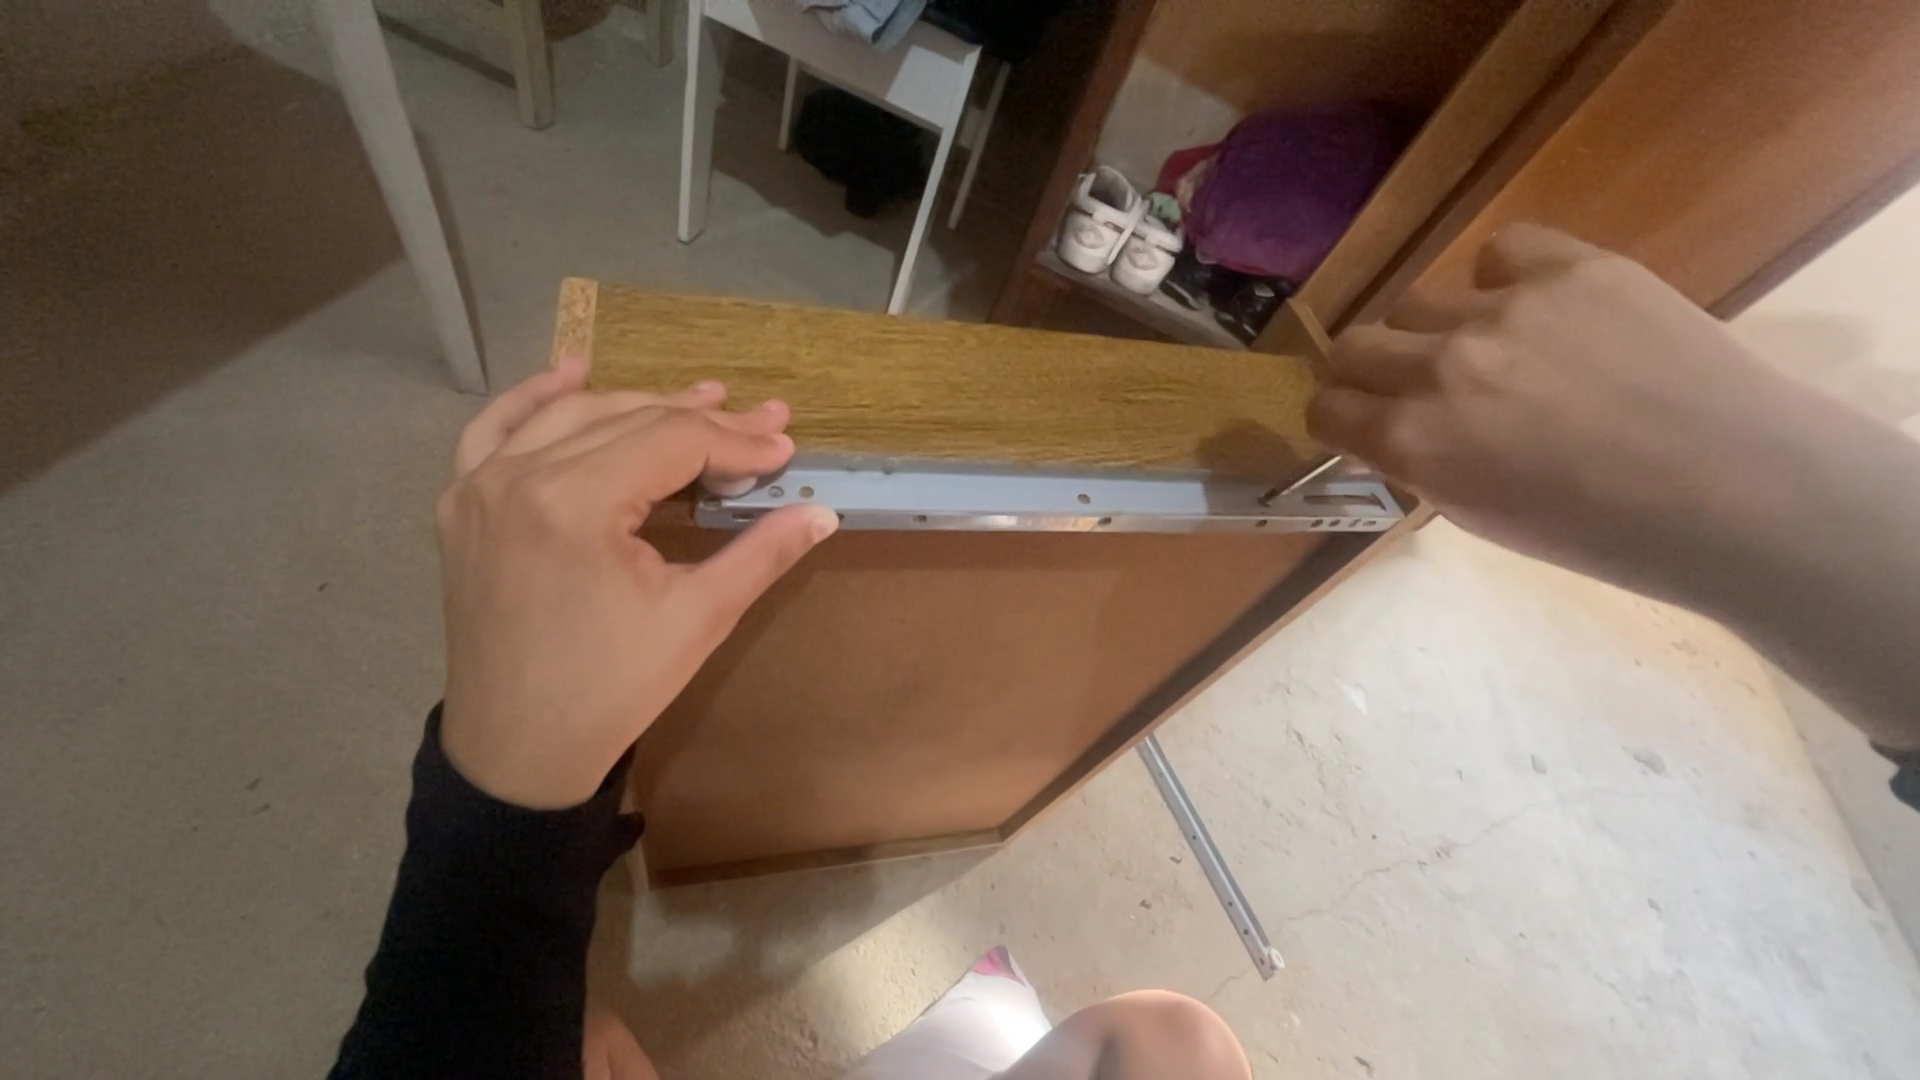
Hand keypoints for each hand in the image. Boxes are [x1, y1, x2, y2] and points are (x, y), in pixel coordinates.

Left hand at [436, 358, 838, 808]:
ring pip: (573, 415)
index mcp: (576, 503)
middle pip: (629, 419)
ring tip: (702, 398)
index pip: (673, 441)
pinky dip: (536, 398)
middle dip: (704, 419)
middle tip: (764, 419)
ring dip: (640, 404)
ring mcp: (479, 486)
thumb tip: (824, 512)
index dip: (737, 441)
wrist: (517, 748)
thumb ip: (763, 553)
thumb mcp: (700, 618)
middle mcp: (519, 476)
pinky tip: (573, 373)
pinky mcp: (462, 504)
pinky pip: (494, 429)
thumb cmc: (614, 687)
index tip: (785, 445)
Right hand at [1308, 224, 1820, 606]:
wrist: (1733, 489)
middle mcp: (1438, 369)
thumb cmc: (1590, 528)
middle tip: (1411, 387)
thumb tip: (1380, 428)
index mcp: (1410, 440)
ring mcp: (1503, 311)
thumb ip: (1411, 459)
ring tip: (1487, 349)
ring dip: (1432, 330)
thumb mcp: (1469, 512)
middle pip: (1352, 344)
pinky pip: (1501, 251)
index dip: (1339, 418)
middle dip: (1367, 371)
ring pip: (1416, 301)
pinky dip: (1502, 277)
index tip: (1361, 424)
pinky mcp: (1572, 269)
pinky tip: (1533, 307)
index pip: (1323, 407)